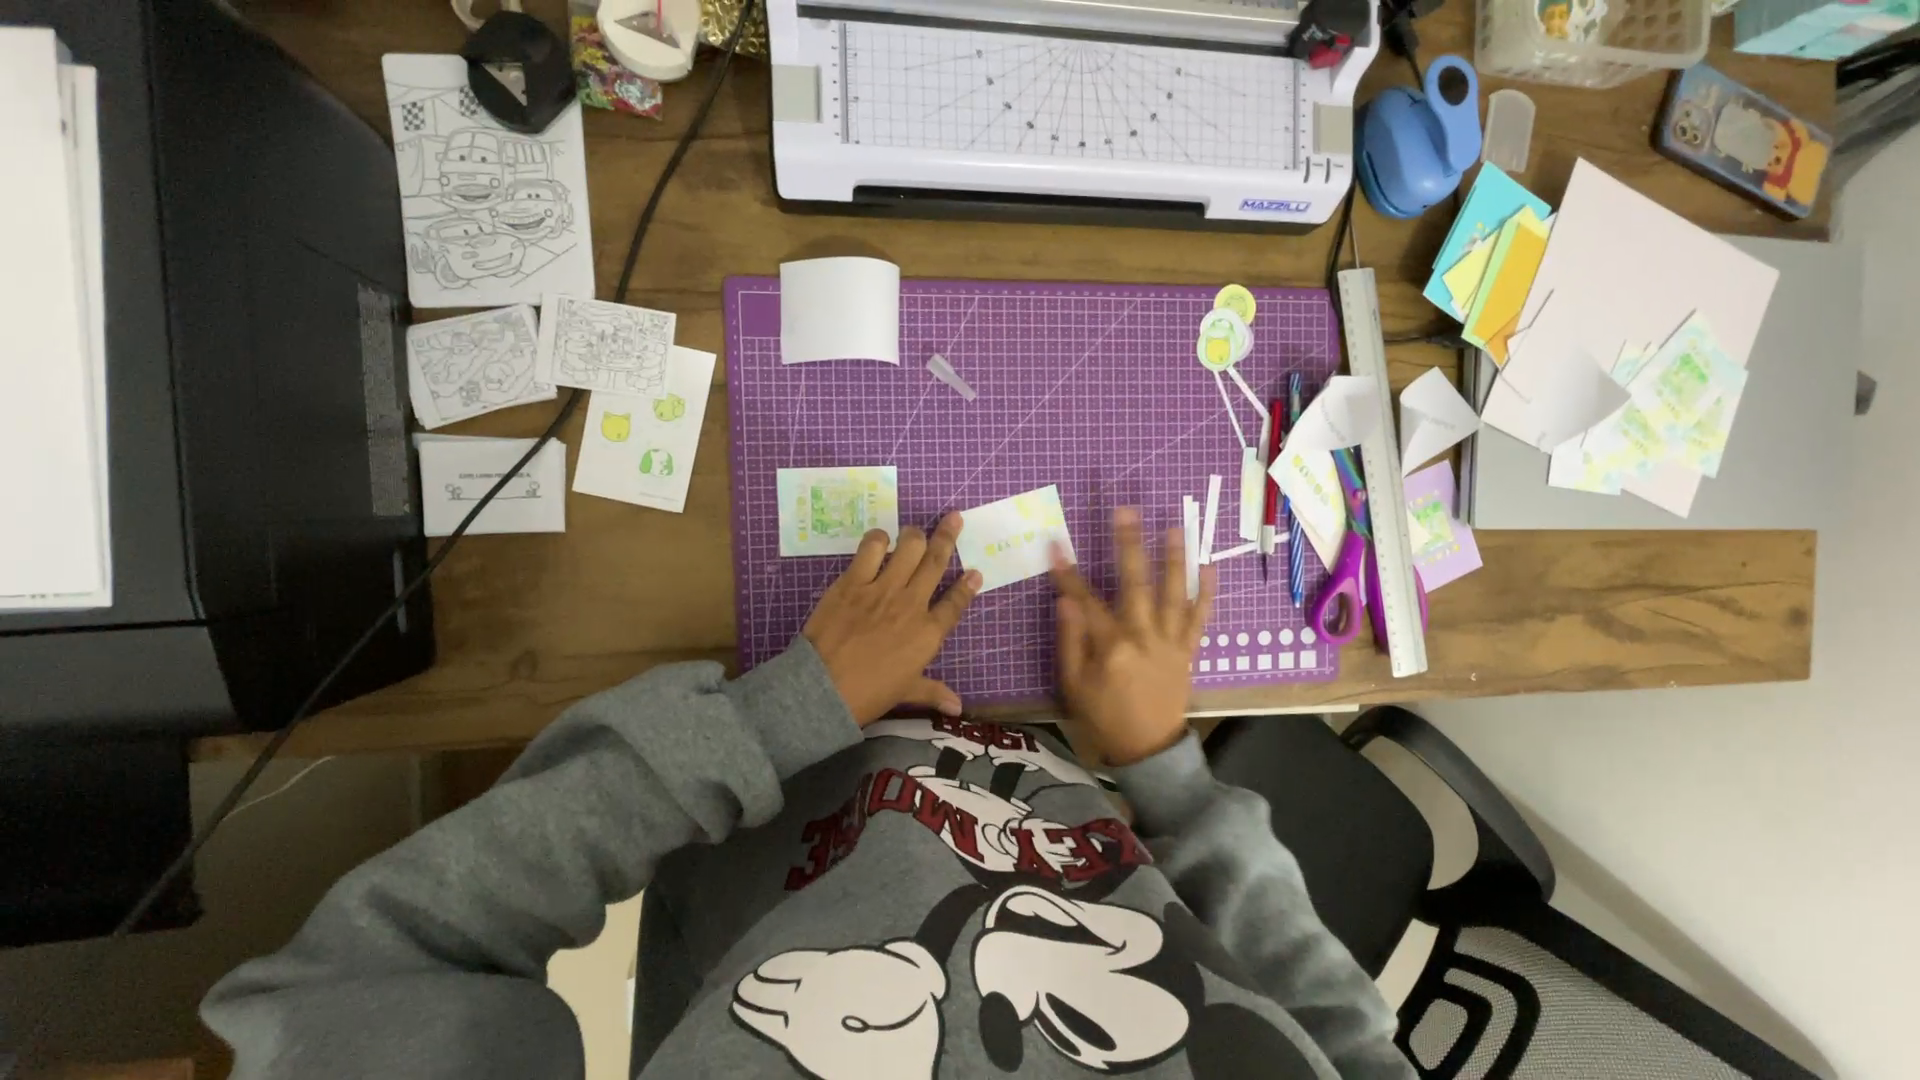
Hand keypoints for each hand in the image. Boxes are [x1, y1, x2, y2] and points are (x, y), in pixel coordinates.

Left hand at [803, 513, 981, 724]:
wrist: (825, 688)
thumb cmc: (869, 695)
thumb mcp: (906, 693)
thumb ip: (933, 692)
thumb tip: (959, 708)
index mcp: (928, 634)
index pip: (956, 604)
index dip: (967, 586)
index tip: (975, 572)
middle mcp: (911, 604)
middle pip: (936, 562)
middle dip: (948, 537)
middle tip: (954, 518)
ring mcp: (882, 589)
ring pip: (908, 547)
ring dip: (914, 535)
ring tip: (914, 531)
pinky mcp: (853, 581)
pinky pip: (870, 549)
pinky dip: (878, 539)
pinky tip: (879, 539)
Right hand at [1050, 507, 1214, 765]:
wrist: (1148, 750)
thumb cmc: (1103, 718)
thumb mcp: (1074, 685)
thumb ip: (1070, 641)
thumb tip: (1066, 601)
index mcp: (1111, 647)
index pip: (1084, 601)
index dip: (1068, 573)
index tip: (1057, 544)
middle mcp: (1143, 636)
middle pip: (1135, 583)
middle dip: (1128, 545)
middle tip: (1126, 511)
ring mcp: (1170, 642)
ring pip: (1174, 593)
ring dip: (1174, 558)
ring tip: (1175, 527)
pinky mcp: (1188, 650)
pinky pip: (1199, 618)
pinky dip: (1206, 593)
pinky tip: (1210, 567)